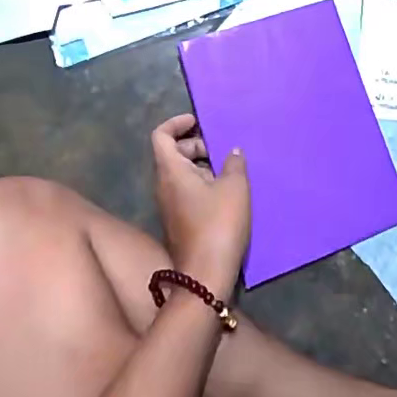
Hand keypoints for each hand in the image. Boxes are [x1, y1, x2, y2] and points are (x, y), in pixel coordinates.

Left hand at [150, 114, 249, 296]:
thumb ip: (234, 163)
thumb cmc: (219, 223)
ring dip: (203, 164)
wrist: (206, 274)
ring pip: (182, 172)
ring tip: (230, 167)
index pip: (160, 136)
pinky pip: (188, 189)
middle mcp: (164, 185)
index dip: (177, 123)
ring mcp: (170, 205)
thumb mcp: (235, 187)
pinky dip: (204, 181)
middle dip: (196, 144)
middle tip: (223, 148)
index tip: (199, 122)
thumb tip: (231, 152)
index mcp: (171, 171)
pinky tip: (228, 189)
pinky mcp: (180, 220)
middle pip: (172, 153)